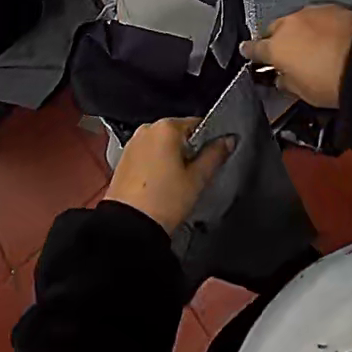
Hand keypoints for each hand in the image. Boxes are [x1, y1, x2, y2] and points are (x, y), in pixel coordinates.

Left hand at [103, 118, 232, 233]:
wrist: (128, 227)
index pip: (198, 124)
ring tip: (177, 183)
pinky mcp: (123, 160)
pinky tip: (161, 185)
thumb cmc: (164, 200)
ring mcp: (132, 144)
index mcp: (166, 127)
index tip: (212, 159)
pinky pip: (148, 155)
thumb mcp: (198, 178)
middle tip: (195, 174)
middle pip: (179, 134)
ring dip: (172, 158)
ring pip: (163, 145)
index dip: (209, 141)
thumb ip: (216, 154)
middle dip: (189, 150)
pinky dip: (157, 165)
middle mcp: (147, 130)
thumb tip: (228, 140)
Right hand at [240, 4, 351, 108]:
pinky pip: (317, 17)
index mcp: (276, 47)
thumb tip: (281, 77)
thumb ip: (287, 82)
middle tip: (286, 52)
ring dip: (298, 30)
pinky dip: (318, 25)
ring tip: (309, 43)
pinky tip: (326, 35)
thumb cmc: (333, 82)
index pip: (255, 49)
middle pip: (274, 30)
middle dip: (277, 39)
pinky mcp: (333, 7)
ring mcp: (311, 12)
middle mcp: (289, 24)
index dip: (250, 52)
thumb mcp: (305, 93)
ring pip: (296, 21)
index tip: (248, 52)